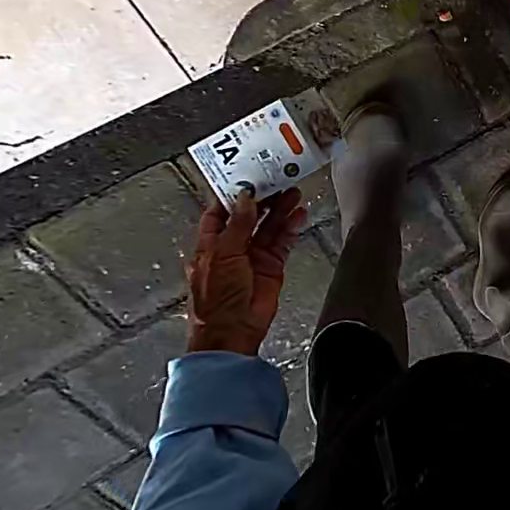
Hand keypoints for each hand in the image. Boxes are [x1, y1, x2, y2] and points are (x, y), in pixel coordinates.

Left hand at [185, 188, 305, 355]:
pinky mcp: (271, 266)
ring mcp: (253, 256)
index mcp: (211, 242)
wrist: (232, 332)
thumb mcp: (223, 254)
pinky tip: (297, 215)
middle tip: (277, 180)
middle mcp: (232, 247)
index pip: (222, 210)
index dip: (235, 193)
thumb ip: (238, 224)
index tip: (249, 177)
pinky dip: (291, 227)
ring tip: (292, 193)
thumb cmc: (215, 301)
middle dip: (264, 198)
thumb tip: (245, 198)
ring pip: (269, 225)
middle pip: (250, 214)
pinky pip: (283, 241)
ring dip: (280, 209)